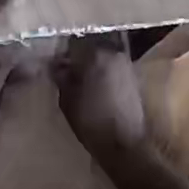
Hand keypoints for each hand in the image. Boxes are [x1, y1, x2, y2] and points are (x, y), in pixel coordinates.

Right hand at [55, 37, 147, 157]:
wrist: (125, 144)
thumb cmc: (92, 122)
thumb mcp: (68, 100)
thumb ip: (62, 77)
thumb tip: (57, 65)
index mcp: (95, 55)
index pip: (72, 44)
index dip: (60, 55)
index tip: (53, 67)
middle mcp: (114, 54)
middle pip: (90, 49)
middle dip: (78, 60)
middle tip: (65, 75)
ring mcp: (127, 65)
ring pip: (103, 59)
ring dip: (92, 68)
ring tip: (80, 84)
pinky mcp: (134, 78)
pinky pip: (113, 70)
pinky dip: (103, 76)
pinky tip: (96, 90)